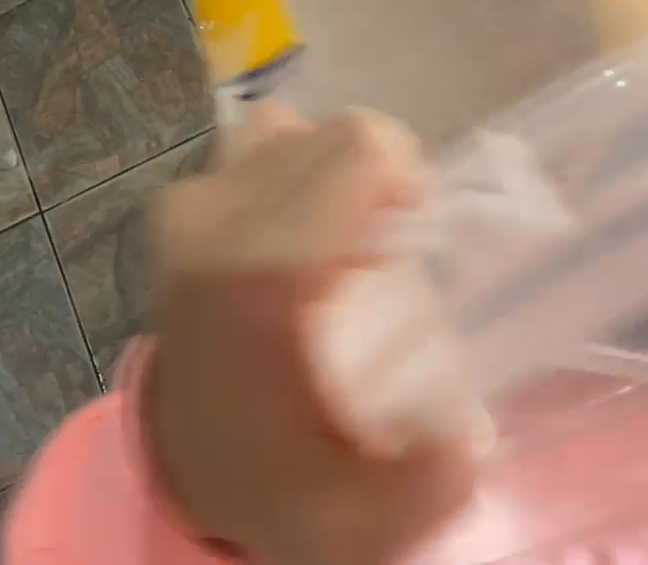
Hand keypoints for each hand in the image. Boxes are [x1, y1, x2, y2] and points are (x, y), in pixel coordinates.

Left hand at [145, 105, 475, 564]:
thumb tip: (468, 436)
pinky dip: (292, 166)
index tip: (418, 227)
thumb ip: (420, 487)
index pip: (357, 150)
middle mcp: (217, 217)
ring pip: (294, 127)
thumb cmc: (271, 476)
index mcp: (261, 271)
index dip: (406, 174)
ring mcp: (191, 201)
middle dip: (378, 175)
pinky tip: (299, 223)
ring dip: (331, 166)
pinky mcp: (179, 200)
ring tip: (340, 229)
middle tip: (386, 242)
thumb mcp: (350, 521)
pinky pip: (258, 144)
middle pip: (335, 131)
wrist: (179, 449)